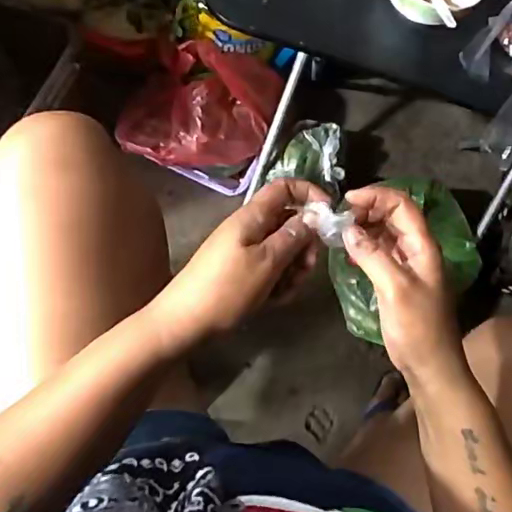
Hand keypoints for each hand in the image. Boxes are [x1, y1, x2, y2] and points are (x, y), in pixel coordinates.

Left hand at [156, 179, 331, 336]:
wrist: (181, 324)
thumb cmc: (226, 289)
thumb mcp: (267, 261)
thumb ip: (294, 235)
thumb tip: (314, 215)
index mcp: (253, 216)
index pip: (286, 187)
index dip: (310, 194)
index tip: (329, 216)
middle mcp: (250, 227)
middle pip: (291, 221)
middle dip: (306, 243)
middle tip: (306, 267)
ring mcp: (245, 249)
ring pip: (285, 247)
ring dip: (294, 267)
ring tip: (287, 289)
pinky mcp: (243, 270)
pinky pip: (272, 266)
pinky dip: (279, 280)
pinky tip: (274, 299)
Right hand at [341, 185, 464, 378]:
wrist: (430, 364)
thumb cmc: (417, 327)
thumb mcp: (394, 288)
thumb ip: (372, 255)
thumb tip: (348, 228)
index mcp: (424, 246)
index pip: (403, 205)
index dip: (377, 196)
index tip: (348, 200)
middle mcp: (418, 249)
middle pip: (394, 215)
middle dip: (367, 209)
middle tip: (339, 217)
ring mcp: (409, 263)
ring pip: (386, 232)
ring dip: (364, 226)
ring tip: (339, 231)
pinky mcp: (399, 278)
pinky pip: (381, 251)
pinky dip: (365, 245)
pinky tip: (347, 250)